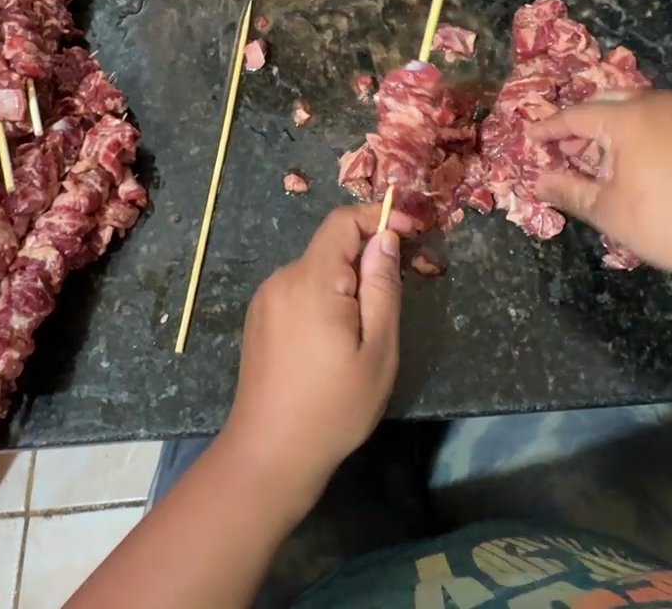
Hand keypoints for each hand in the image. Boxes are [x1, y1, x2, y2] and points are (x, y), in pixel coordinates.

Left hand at [220, 204, 412, 493]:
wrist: (269, 454)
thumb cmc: (334, 407)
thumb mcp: (377, 350)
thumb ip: (382, 287)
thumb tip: (385, 237)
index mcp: (312, 280)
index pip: (342, 221)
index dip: (378, 217)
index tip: (411, 232)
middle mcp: (283, 279)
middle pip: (330, 245)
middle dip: (367, 256)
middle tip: (397, 291)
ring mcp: (266, 298)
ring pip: (316, 269)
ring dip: (346, 280)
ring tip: (366, 328)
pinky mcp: (260, 318)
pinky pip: (299, 289)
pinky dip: (325, 296)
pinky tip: (333, 340)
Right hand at [528, 90, 671, 291]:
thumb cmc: (669, 226)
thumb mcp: (608, 211)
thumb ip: (567, 190)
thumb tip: (538, 181)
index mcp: (630, 116)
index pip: (577, 115)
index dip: (550, 128)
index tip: (530, 138)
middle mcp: (660, 102)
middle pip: (608, 102)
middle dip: (581, 123)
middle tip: (563, 149)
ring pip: (638, 107)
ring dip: (612, 126)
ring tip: (599, 160)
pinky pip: (663, 117)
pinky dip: (641, 131)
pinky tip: (637, 162)